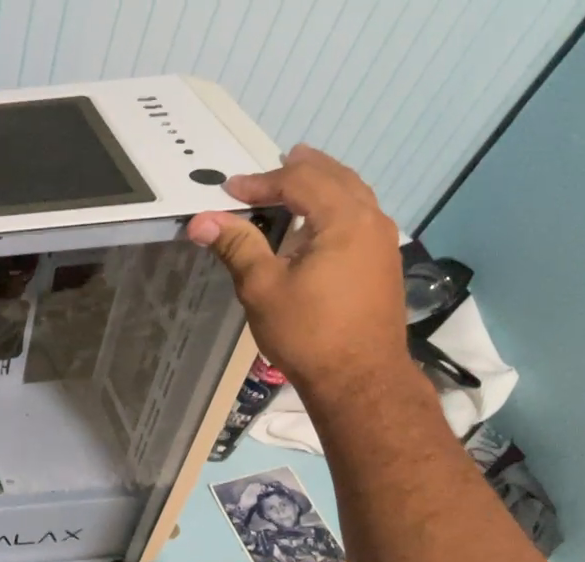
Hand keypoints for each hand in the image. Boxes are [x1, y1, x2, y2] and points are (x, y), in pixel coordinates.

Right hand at [187, 145, 408, 394]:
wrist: (359, 376)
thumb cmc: (308, 332)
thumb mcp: (262, 288)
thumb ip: (237, 247)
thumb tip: (202, 220)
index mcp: (344, 219)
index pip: (300, 182)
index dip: (261, 182)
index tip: (229, 190)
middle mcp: (370, 219)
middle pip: (335, 178)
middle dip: (301, 170)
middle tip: (278, 162)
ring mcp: (382, 242)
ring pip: (353, 195)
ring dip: (323, 184)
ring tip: (301, 181)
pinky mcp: (381, 263)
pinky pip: (358, 216)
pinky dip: (335, 206)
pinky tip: (318, 224)